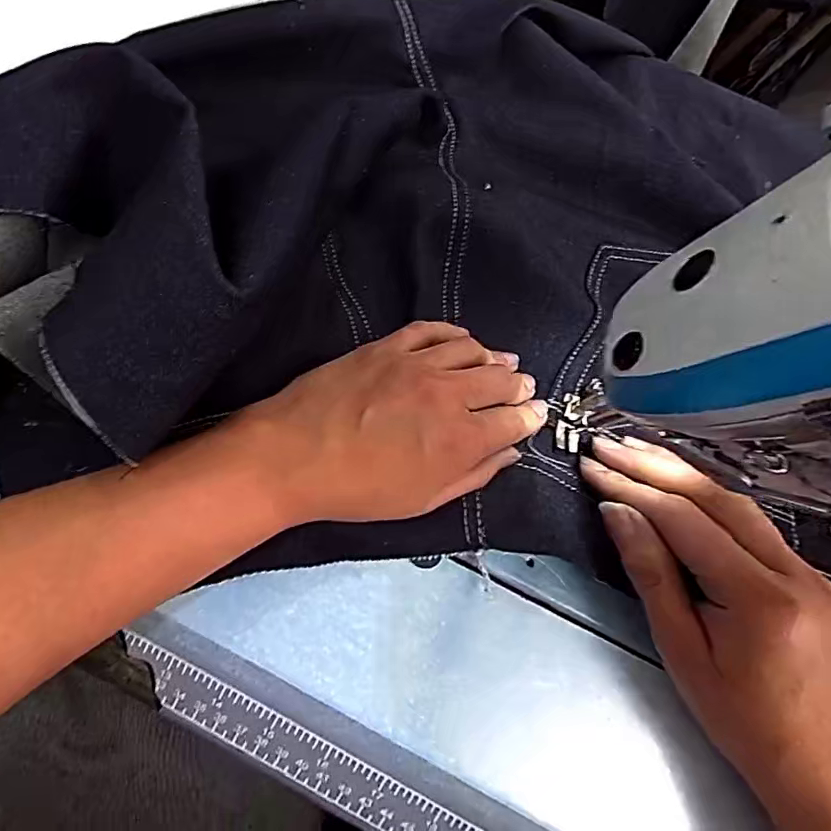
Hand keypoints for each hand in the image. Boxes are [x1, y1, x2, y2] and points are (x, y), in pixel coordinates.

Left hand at [233, 321, 546, 524]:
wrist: (295, 455)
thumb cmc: (358, 490)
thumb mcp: (423, 500)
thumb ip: (473, 474)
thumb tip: (508, 454)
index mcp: (460, 439)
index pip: (514, 419)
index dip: (530, 416)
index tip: (536, 413)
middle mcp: (448, 395)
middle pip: (501, 379)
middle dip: (519, 384)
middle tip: (524, 387)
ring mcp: (418, 364)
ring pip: (473, 350)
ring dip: (494, 357)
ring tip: (502, 362)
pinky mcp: (390, 346)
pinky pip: (434, 331)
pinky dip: (456, 334)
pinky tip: (463, 340)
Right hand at [581, 436, 830, 830]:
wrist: (814, 765)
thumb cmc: (742, 721)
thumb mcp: (682, 651)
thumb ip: (651, 574)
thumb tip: (618, 512)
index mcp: (763, 600)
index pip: (686, 522)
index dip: (635, 489)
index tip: (595, 469)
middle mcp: (796, 575)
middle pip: (716, 499)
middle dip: (656, 466)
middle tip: (610, 446)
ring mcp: (811, 573)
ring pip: (738, 504)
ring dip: (683, 475)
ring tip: (637, 453)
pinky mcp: (812, 575)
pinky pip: (754, 524)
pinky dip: (710, 500)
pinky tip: (681, 487)